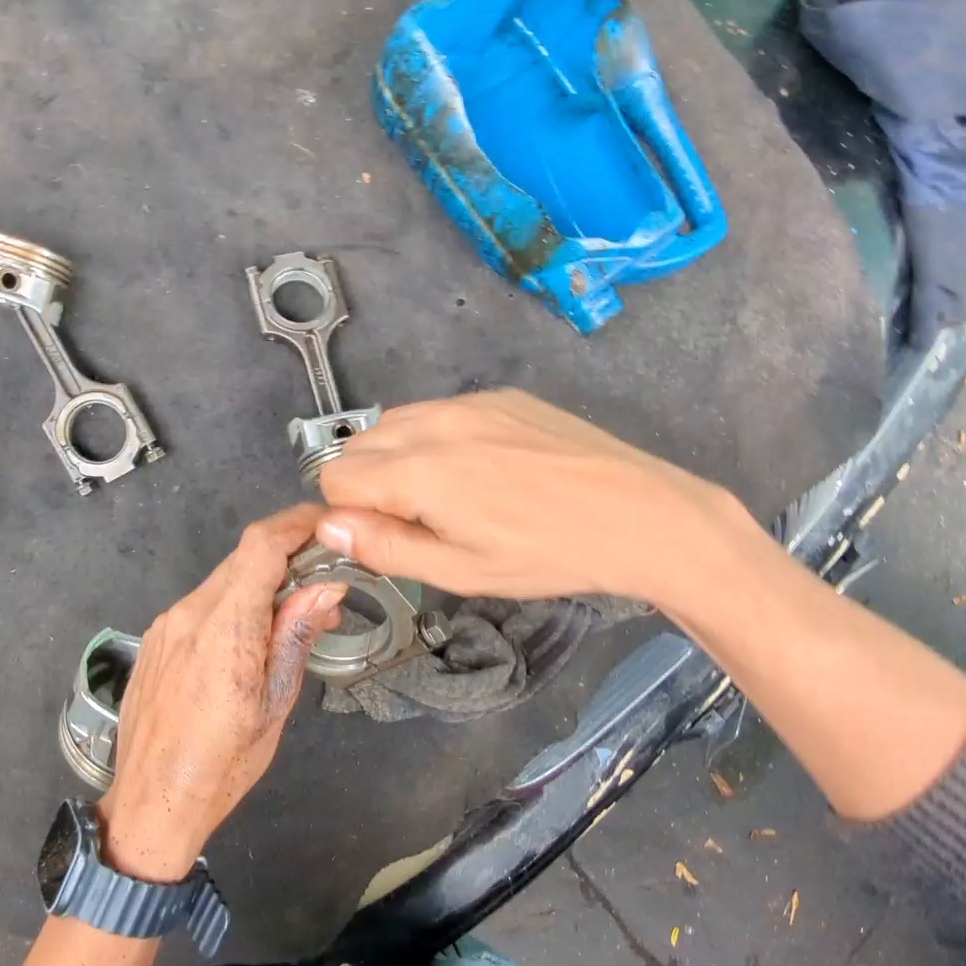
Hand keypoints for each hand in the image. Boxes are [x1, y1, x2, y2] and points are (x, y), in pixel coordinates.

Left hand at [98, 504, 345, 882]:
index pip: (260, 546)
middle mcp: (188, 613)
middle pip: (243, 560)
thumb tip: (327, 585)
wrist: (152, 801)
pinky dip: (233, 607)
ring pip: (222, 582)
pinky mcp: (155, 638)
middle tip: (324, 592)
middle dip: (287, 562)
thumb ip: (296, 634)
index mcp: (225, 628)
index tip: (327, 526)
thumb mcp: (275, 702)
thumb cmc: (224, 762)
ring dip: (260, 587)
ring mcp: (165, 624)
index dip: (296, 524)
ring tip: (290, 625)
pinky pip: (201, 605)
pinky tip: (248, 642)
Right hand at [313, 390, 752, 607]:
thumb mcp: (461, 570)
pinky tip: (486, 468)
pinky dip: (439, 438)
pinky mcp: (502, 395)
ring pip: (396, 423)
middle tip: (419, 520)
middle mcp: (432, 421)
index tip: (388, 536)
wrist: (638, 513)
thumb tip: (328, 526)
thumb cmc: (546, 554)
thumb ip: (385, 546)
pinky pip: (441, 411)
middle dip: (369, 484)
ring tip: (451, 494)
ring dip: (400, 458)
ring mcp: (470, 401)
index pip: (334, 477)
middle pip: (357, 445)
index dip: (350, 514)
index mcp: (417, 470)